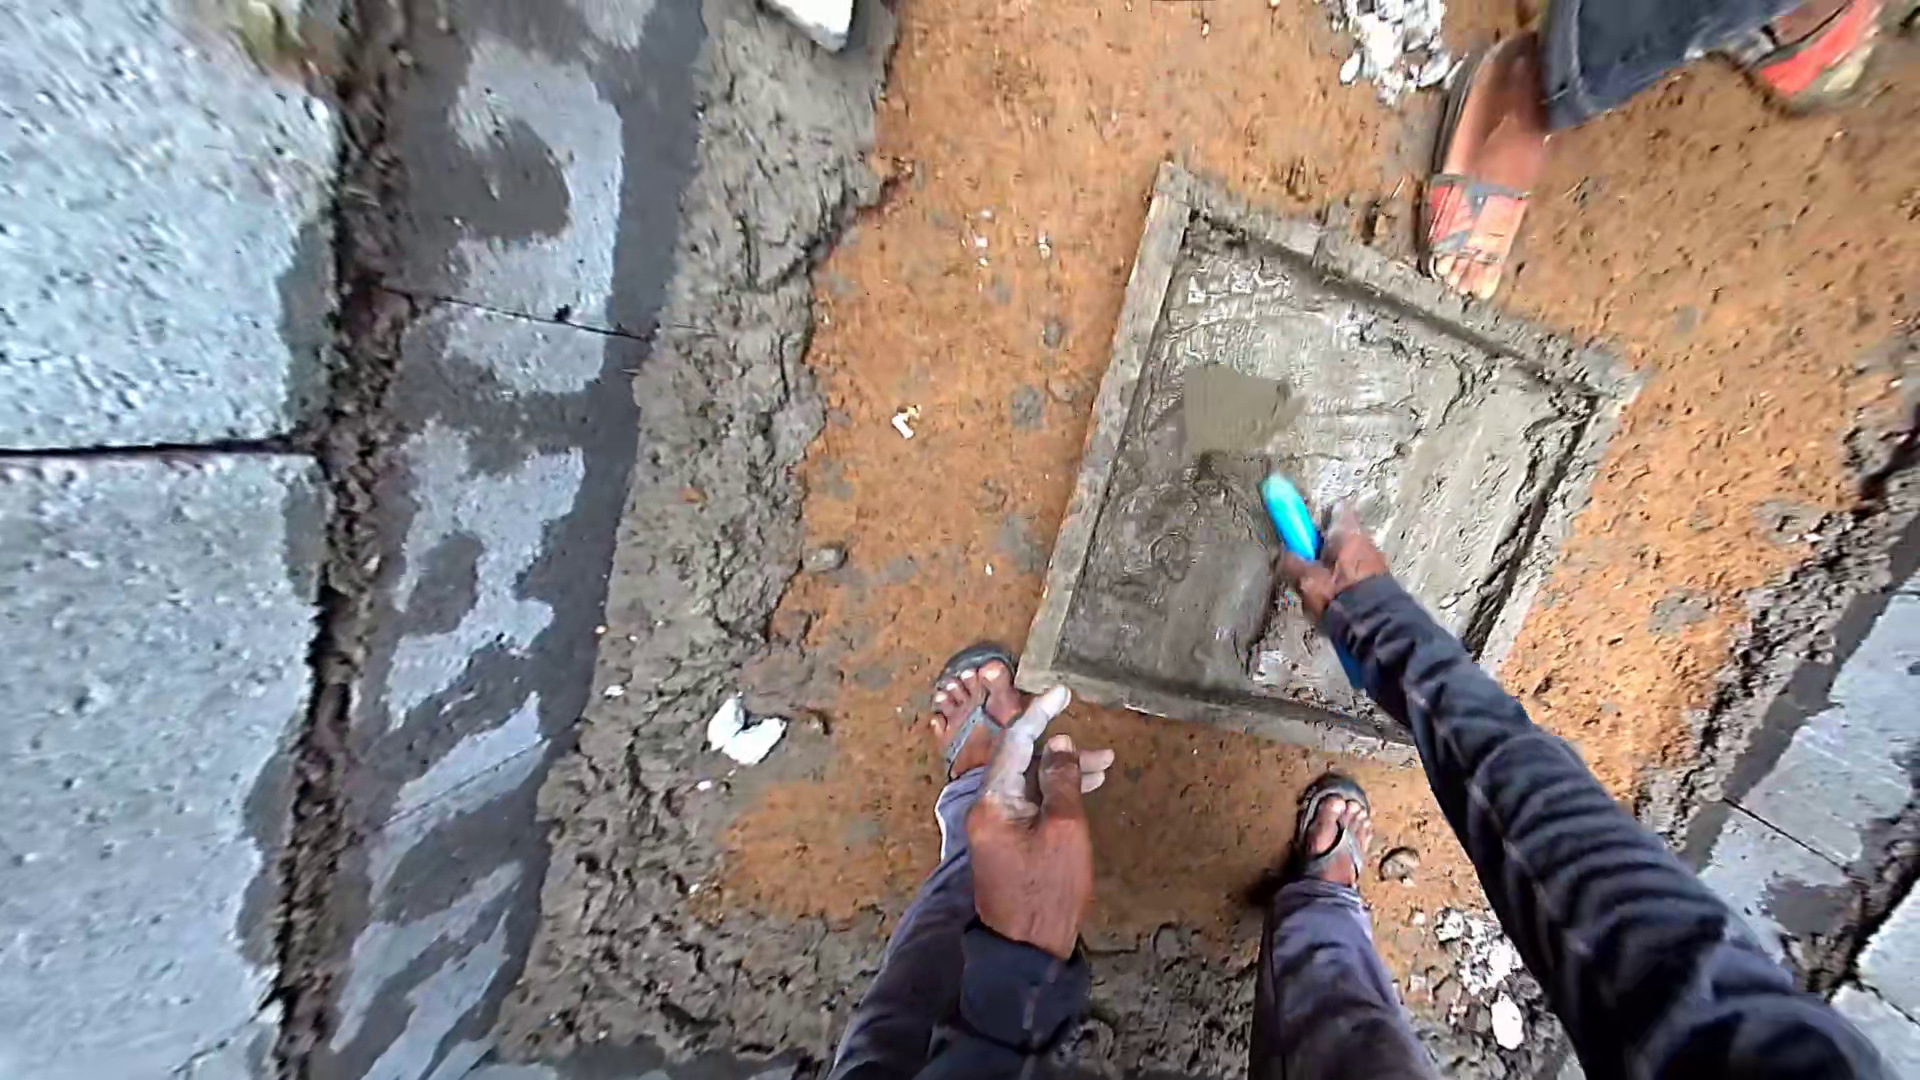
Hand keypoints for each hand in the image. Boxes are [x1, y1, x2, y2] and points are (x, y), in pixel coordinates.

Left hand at [967, 687, 1114, 959]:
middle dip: (1060, 748)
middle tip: (1098, 745)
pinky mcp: (1008, 837)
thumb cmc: (1048, 890)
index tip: (1062, 692)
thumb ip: (1060, 779)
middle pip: (1023, 759)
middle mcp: (989, 804)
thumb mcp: (1064, 829)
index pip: (1016, 741)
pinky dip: (1057, 792)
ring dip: (1064, 771)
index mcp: (993, 797)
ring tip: (1105, 765)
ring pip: (1032, 780)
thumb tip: (1058, 742)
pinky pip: (1032, 801)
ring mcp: (997, 822)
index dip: (1040, 712)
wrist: (1026, 952)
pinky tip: (1085, 786)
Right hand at [1276, 502, 1390, 621]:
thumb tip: (1281, 553)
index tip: (1301, 525)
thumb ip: (1291, 562)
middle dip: (1320, 546)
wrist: (1375, 628)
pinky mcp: (1377, 583)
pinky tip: (1328, 596)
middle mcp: (1365, 542)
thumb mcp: (1306, 578)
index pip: (1335, 511)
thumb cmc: (1338, 595)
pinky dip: (1339, 580)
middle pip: (1338, 535)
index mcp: (1349, 534)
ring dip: (1328, 566)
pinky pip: (1351, 574)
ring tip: (1313, 585)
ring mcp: (1374, 563)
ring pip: (1343, 556)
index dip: (1317, 516)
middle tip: (1302, 561)